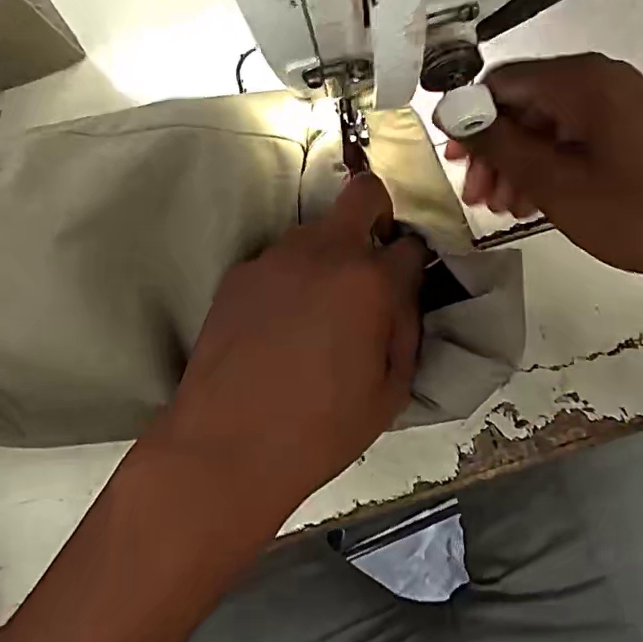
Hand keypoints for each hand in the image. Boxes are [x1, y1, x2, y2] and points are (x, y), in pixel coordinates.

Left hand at [147, 173, 430, 517]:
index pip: (412, 245)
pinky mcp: (239, 274)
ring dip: (330, 255)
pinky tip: (280, 325)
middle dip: (380, 212)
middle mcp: (323, 253)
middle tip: (374, 260)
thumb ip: (406, 330)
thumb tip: (404, 297)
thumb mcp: (391, 390)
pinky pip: (279, 261)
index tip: (410, 283)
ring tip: (320, 308)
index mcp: (370, 282)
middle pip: (364, 193)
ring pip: (316, 230)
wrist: (225, 447)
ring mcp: (275, 258)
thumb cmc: (321, 428)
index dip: (417, 264)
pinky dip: (292, 278)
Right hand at [447, 53, 642, 287]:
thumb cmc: (637, 215)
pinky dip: (554, 165)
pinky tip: (540, 202)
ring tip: (506, 208)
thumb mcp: (556, 183)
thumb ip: (499, 144)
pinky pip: (580, 137)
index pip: (504, 82)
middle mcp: (605, 80)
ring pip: (552, 125)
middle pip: (527, 104)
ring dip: (523, 163)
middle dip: (496, 150)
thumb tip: (455, 115)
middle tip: (478, 194)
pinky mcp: (639, 129)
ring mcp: (626, 104)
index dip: (470, 117)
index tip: (454, 159)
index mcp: (584, 81)